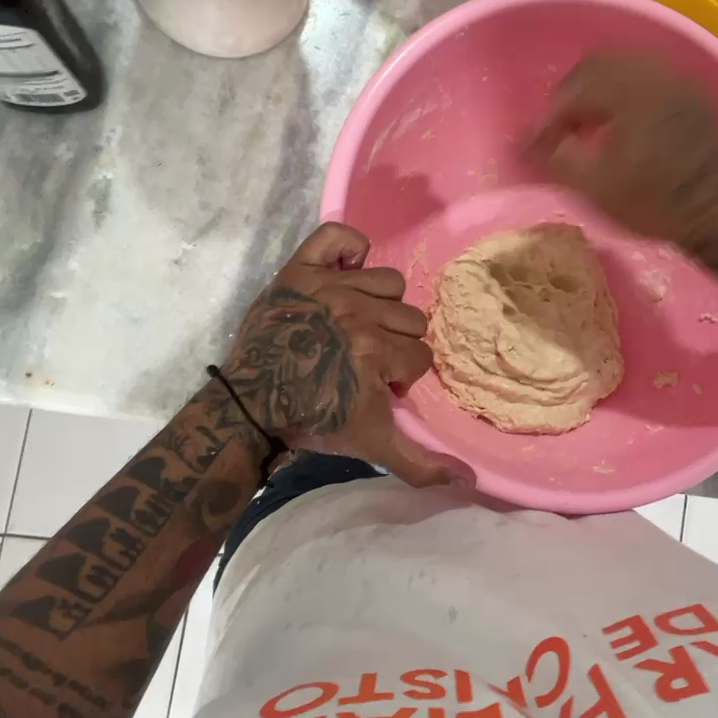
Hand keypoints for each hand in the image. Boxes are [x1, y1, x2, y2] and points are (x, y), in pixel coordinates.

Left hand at [220, 223, 471, 487]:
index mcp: (377, 351)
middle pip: (410, 318)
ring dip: (380, 306)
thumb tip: (468, 480)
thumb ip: (421, 464)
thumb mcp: (371, 444)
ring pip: (388, 282)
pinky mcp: (300, 271)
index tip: (378, 388)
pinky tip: (347, 275)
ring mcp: (329, 287)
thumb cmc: (312, 421)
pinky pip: (337, 237)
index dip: (401, 377)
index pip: (419, 356)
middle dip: (395, 344)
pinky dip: (349, 250)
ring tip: (356, 327)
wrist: (249, 405)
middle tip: (366, 362)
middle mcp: (358, 312)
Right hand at [524, 51, 717, 244]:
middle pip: (598, 65)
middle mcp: (655, 73)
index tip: (537, 143)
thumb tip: (528, 144)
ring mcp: (678, 81)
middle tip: (560, 127)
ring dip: (599, 91)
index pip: (575, 89)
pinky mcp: (693, 96)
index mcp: (630, 91)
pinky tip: (622, 125)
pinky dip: (627, 95)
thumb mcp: (597, 187)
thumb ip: (559, 158)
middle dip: (572, 95)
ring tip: (589, 126)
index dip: (549, 116)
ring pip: (625, 67)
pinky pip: (650, 79)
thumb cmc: (654, 203)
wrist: (716, 213)